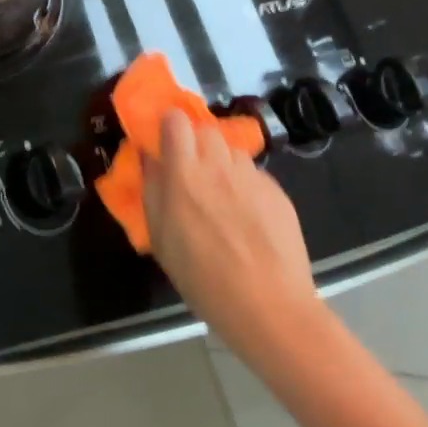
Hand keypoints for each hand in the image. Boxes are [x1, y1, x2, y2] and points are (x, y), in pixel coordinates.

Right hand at [141, 108, 315, 335]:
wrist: (268, 306)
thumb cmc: (201, 276)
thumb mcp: (160, 237)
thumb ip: (152, 189)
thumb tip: (149, 157)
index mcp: (184, 174)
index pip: (176, 121)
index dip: (168, 126)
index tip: (163, 143)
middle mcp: (219, 166)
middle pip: (206, 130)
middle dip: (195, 142)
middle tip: (190, 171)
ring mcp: (253, 178)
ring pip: (232, 152)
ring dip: (221, 163)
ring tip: (220, 194)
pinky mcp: (278, 194)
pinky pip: (255, 176)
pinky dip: (245, 185)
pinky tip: (246, 216)